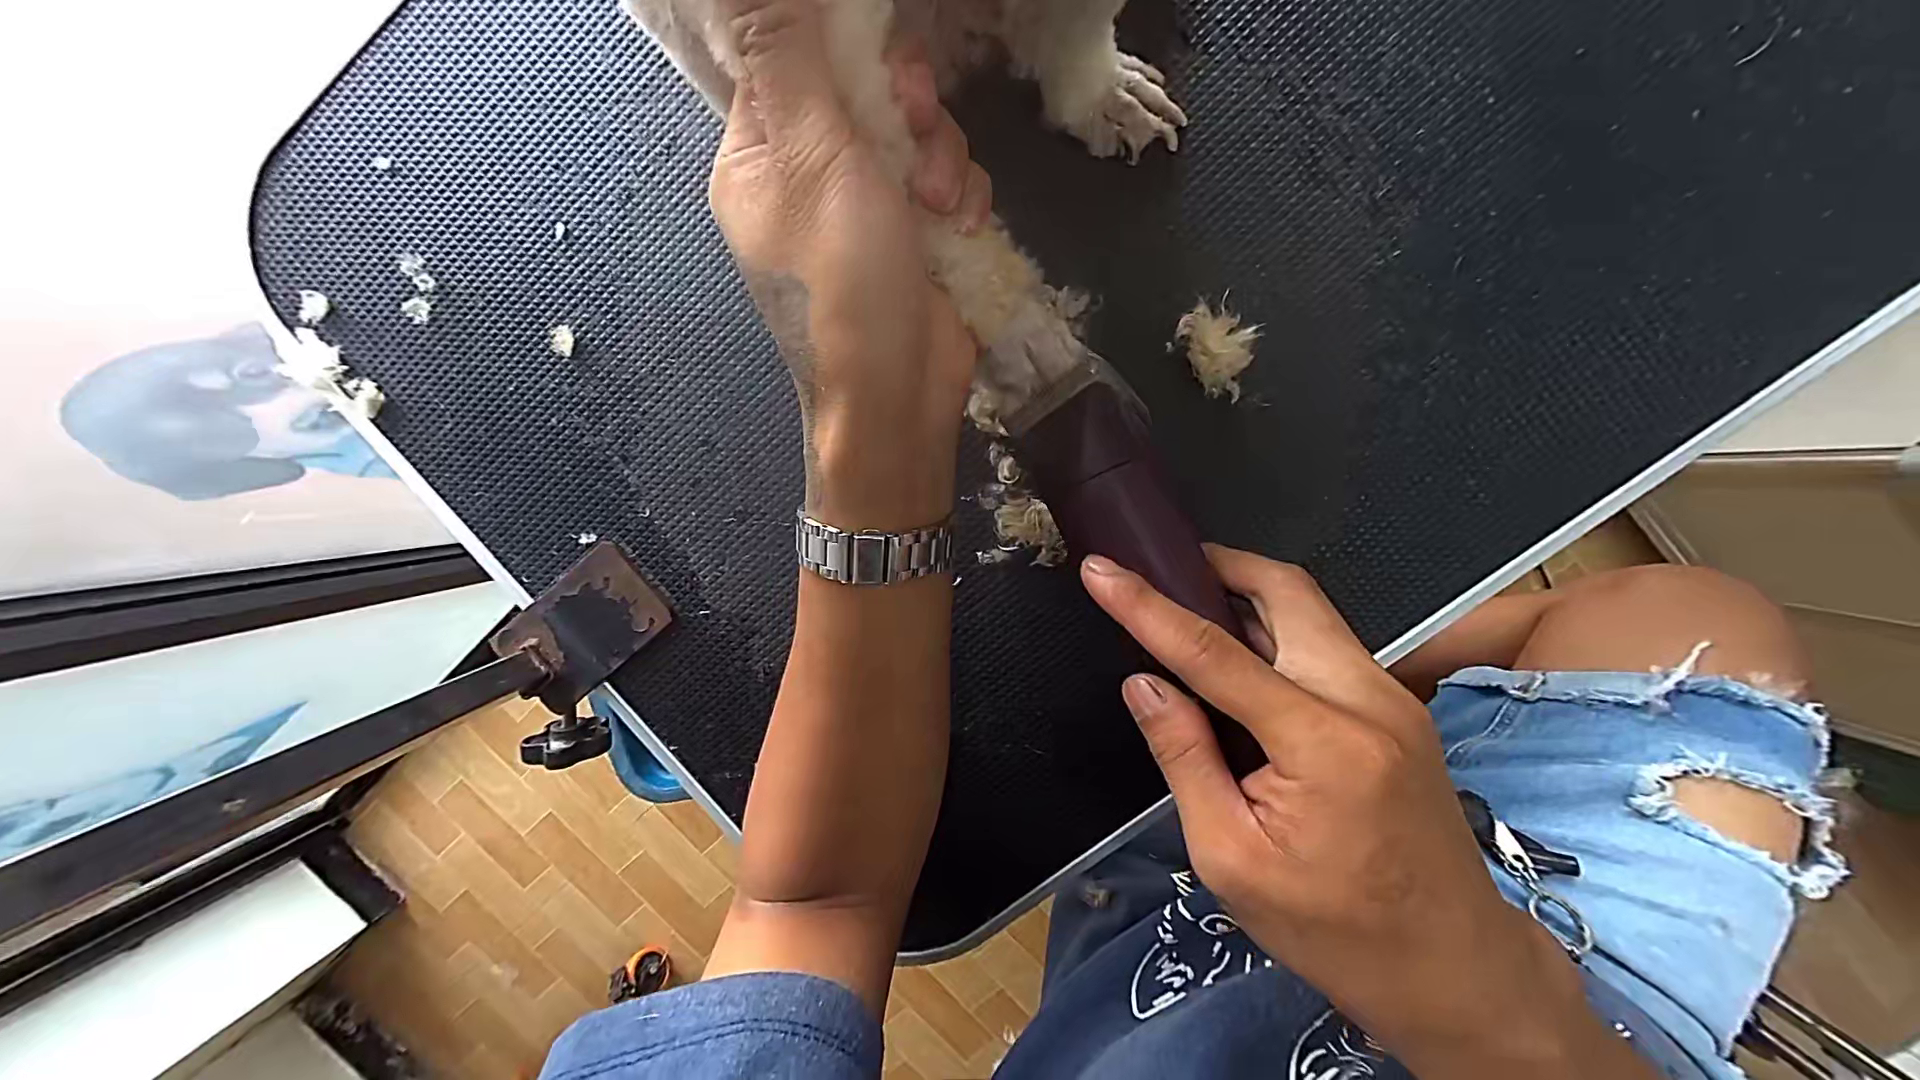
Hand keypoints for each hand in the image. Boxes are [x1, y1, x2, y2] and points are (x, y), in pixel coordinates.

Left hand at [710, 0, 990, 529]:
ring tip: (937, 206)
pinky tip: (958, 228)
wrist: (897, 393)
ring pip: (921, 131)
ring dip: (942, 158)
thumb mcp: (812, 161)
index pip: (790, 57)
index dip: (840, 44)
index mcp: (761, 156)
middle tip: (913, 130)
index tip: (878, 65)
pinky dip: (962, 198)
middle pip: (867, 87)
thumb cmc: (843, 285)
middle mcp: (814, 176)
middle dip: (905, 105)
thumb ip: (790, 58)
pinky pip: (951, 179)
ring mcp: (873, 208)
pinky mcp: (921, 235)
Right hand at [1080, 546, 1653, 1079]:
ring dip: (1244, 593)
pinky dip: (1271, 626)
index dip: (1147, 605)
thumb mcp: (1229, 857)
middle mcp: (1368, 698)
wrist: (1458, 972)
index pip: (1214, 652)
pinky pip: (1323, 639)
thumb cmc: (1333, 929)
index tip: (1101, 569)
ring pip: (1308, 609)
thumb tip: (1142, 684)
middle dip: (1217, 566)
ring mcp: (1392, 697)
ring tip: (1187, 604)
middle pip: (1287, 592)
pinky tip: (1236, 652)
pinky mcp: (1396, 706)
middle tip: (1160, 568)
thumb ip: (1184, 757)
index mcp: (1323, 743)